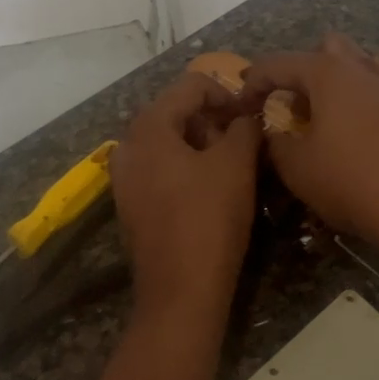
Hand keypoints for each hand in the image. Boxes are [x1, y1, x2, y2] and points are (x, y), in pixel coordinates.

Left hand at [111, 73, 263, 317]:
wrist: (181, 294)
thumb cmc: (209, 218)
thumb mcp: (236, 163)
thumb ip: (245, 127)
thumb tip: (248, 115)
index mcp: (148, 125)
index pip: (192, 85)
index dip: (227, 93)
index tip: (253, 113)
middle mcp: (128, 143)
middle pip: (176, 110)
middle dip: (213, 117)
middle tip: (245, 135)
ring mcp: (125, 175)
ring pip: (169, 139)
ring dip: (202, 141)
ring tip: (233, 159)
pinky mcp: (131, 202)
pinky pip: (160, 165)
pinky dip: (186, 163)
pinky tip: (212, 184)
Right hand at [242, 34, 378, 263]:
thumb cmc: (351, 181)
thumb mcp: (296, 168)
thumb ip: (276, 142)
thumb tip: (272, 130)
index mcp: (328, 73)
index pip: (280, 63)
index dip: (255, 80)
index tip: (243, 102)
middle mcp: (364, 69)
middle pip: (330, 47)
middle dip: (307, 66)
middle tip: (295, 101)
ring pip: (368, 62)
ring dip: (348, 77)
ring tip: (335, 109)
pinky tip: (377, 131)